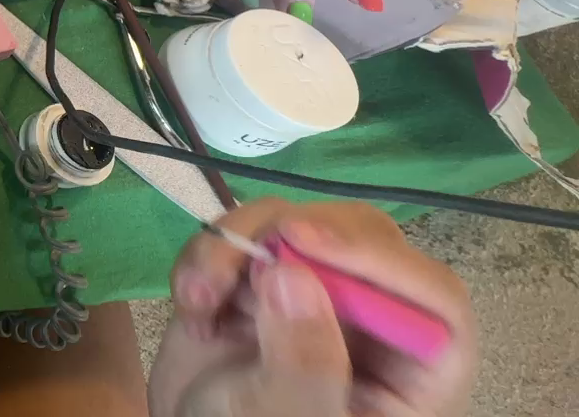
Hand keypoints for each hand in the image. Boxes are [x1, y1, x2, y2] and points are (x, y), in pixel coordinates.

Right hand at [150, 198, 476, 416]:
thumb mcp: (284, 416)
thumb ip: (303, 359)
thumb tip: (294, 273)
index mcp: (412, 370)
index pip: (431, 295)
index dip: (374, 256)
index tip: (298, 235)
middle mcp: (369, 320)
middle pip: (355, 235)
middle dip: (281, 238)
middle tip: (233, 257)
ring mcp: (308, 292)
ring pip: (282, 223)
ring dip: (224, 250)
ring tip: (194, 301)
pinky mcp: (252, 274)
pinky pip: (232, 234)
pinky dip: (199, 258)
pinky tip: (189, 306)